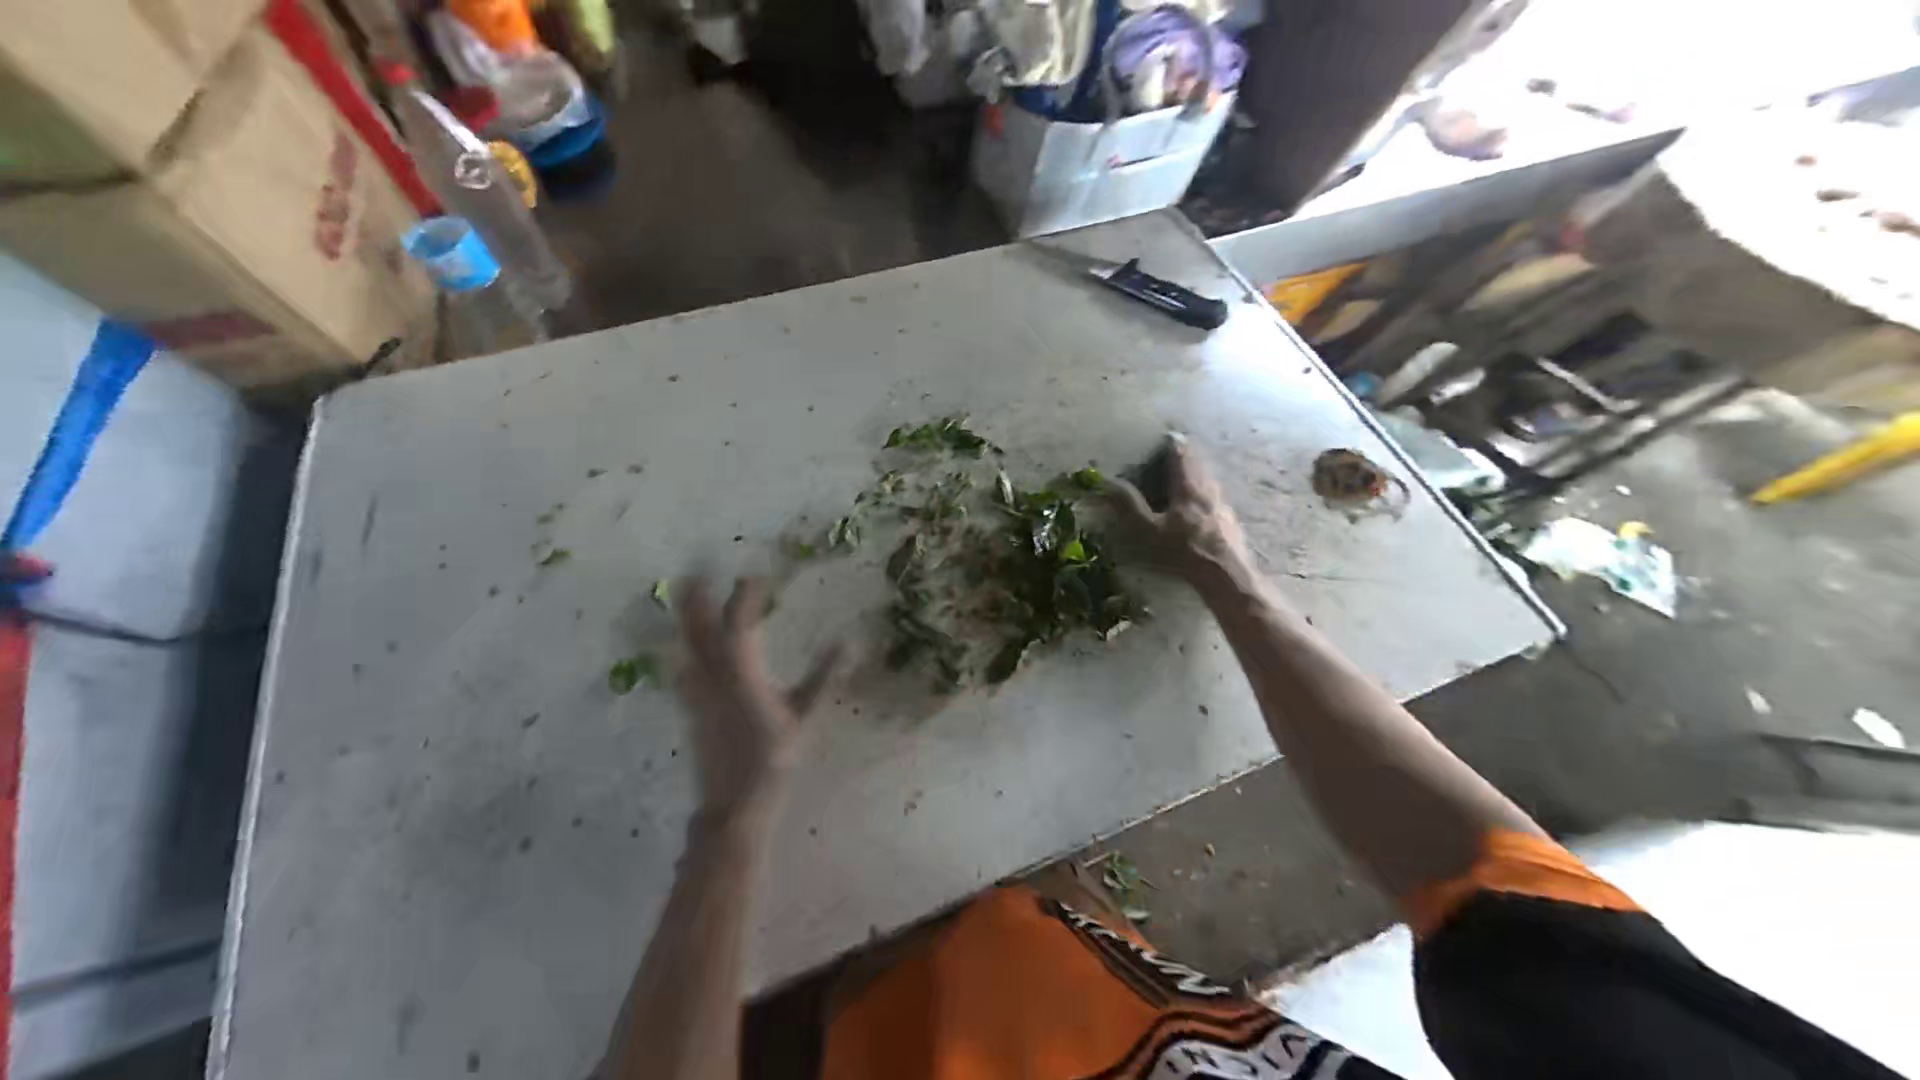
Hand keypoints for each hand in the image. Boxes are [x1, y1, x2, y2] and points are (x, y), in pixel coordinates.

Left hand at [675, 577, 844, 826]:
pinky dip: (687, 647)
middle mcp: (714, 678)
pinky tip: (690, 647)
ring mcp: (697, 693)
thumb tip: (848, 643)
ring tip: (689, 596)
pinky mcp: (690, 708)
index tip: (755, 576)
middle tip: (694, 570)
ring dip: (688, 619)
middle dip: (695, 599)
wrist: (734, 803)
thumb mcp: (804, 716)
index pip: (741, 626)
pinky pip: (684, 666)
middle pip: (698, 630)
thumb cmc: (773, 760)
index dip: (745, 597)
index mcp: (744, 676)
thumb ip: (823, 677)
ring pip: (687, 646)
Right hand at [1106, 434, 1252, 583]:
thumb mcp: (1149, 529)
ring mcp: (1223, 502)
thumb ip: (1129, 504)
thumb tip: (1108, 481)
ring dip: (1195, 472)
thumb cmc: (1184, 550)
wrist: (1227, 574)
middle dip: (1184, 455)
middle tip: (1172, 454)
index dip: (1172, 443)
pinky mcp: (1230, 518)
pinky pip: (1215, 494)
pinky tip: (1198, 505)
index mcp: (1189, 485)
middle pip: (1198, 462)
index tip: (1164, 438)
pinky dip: (1203, 491)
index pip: (1181, 452)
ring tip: (1182, 477)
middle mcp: (1209, 487)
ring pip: (1208, 478)